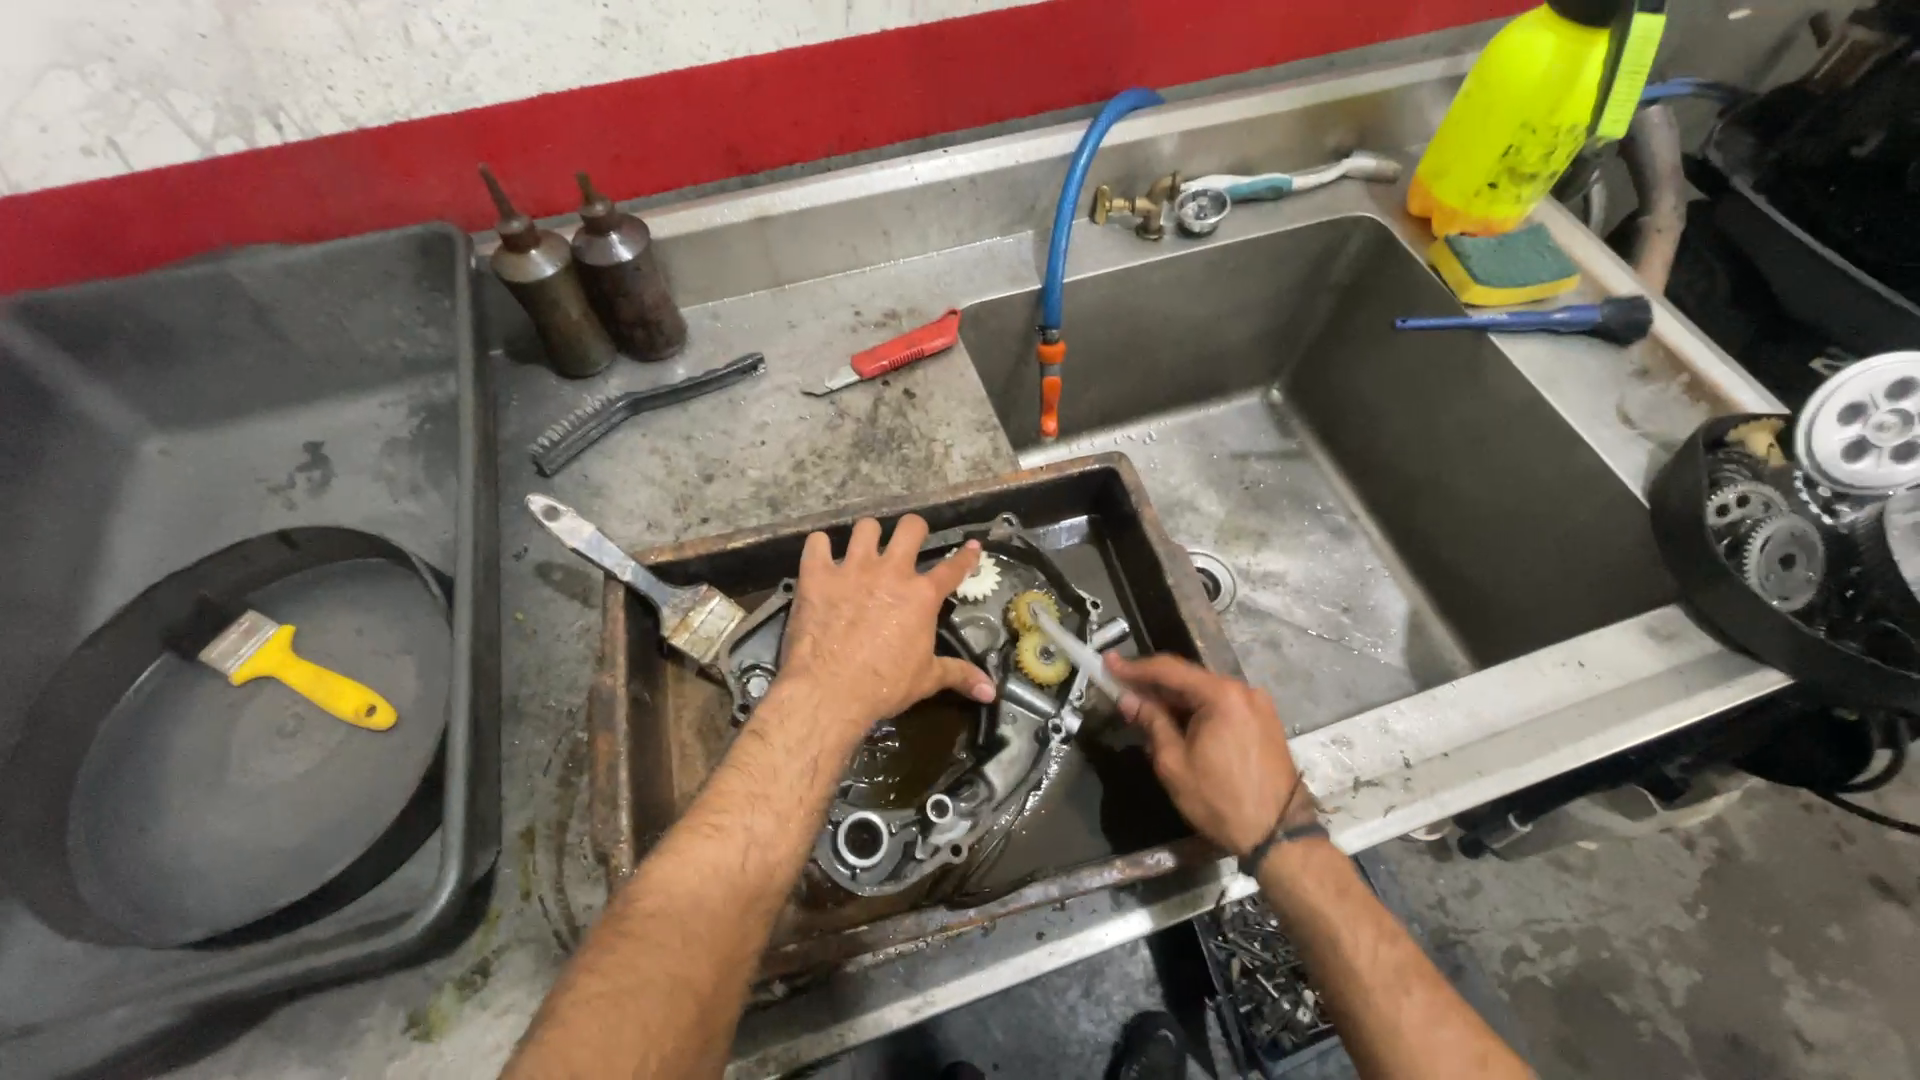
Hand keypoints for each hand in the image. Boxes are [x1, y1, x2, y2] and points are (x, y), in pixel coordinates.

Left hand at [776, 515, 995, 737]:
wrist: (829, 691)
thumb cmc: (884, 686)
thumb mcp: (927, 680)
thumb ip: (959, 676)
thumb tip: (991, 692)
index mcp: (922, 596)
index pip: (953, 568)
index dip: (966, 556)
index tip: (971, 545)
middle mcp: (891, 572)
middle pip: (910, 528)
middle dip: (914, 529)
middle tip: (908, 541)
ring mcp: (852, 569)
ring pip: (865, 527)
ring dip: (867, 536)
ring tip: (864, 548)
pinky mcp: (817, 575)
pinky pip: (817, 542)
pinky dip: (820, 547)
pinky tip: (821, 556)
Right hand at [1105, 653, 1312, 856]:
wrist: (1278, 834)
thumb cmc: (1220, 800)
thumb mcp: (1174, 763)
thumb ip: (1151, 722)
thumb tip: (1130, 699)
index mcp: (1221, 695)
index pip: (1169, 670)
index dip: (1134, 667)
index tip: (1107, 663)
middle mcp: (1243, 690)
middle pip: (1188, 678)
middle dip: (1153, 685)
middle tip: (1121, 690)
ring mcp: (1257, 705)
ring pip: (1204, 692)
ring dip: (1174, 699)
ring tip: (1144, 710)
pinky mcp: (1264, 721)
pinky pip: (1222, 706)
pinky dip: (1196, 710)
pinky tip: (1177, 723)